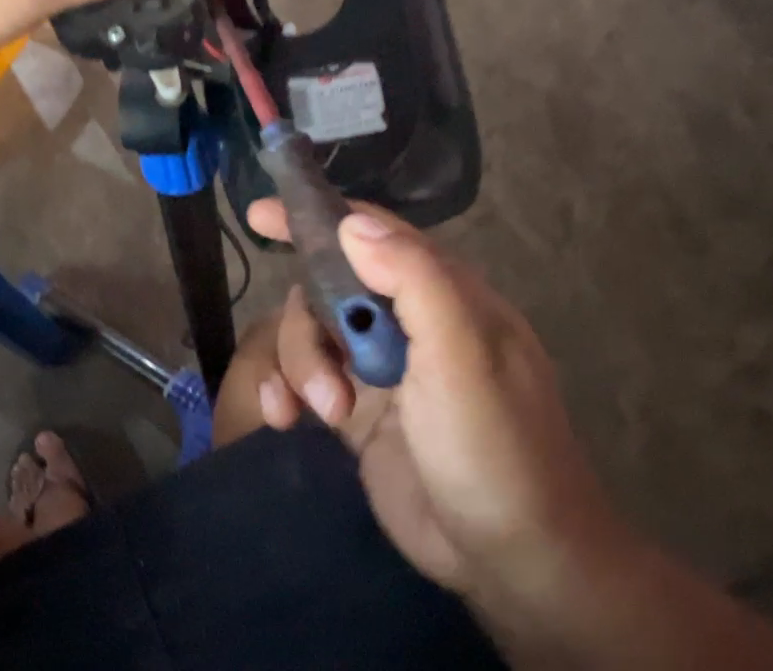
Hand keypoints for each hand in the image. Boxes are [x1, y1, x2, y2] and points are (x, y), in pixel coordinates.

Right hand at [246, 200, 634, 610]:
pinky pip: (305, 381)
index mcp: (443, 295)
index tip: (260, 214)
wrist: (512, 559)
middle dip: (309, 325)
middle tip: (325, 381)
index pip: (374, 235)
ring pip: (310, 336)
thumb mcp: (461, 356)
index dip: (318, 218)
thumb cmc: (494, 448)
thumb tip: (353, 223)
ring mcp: (382, 370)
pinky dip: (287, 392)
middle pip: (327, 288)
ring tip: (326, 415)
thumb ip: (414, 281)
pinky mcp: (359, 414)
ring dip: (301, 367)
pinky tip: (285, 421)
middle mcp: (409, 324)